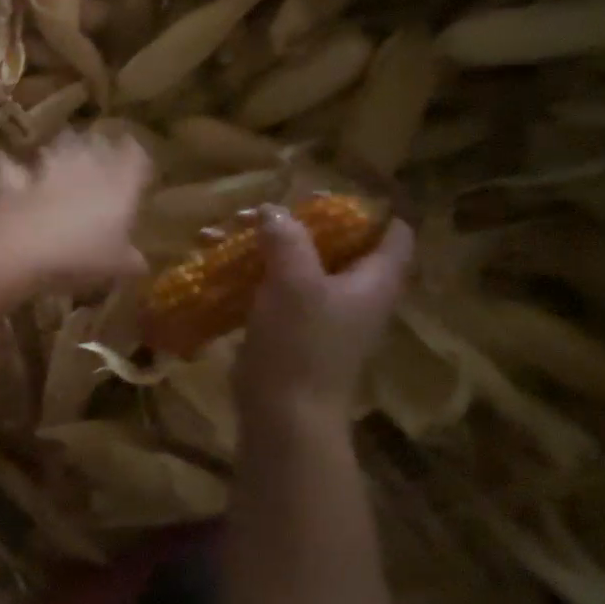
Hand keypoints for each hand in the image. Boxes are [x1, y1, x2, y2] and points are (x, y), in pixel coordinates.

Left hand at [0, 131, 151, 289]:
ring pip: (55, 150)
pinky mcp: (11, 182)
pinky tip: (4, 158)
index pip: (133, 159)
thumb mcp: (116, 266)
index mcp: (117, 187)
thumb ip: (129, 260)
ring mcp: (44, 174)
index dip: (134, 155)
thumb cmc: (80, 256)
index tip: (134, 153)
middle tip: (98, 146)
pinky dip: (8, 163)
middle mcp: (82, 171)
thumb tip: (139, 263)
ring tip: (59, 149)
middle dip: (96, 146)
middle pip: (93, 146)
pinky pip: (9, 166)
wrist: (19, 247)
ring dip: (57, 149)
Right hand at [236, 207, 413, 425]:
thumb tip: (272, 210)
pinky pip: (271, 286)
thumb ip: (287, 239)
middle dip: (293, 224)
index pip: (393, 235)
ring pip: (295, 263)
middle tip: (254, 212)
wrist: (285, 408)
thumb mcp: (294, 282)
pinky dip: (246, 270)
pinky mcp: (290, 327)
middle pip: (334, 244)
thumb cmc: (301, 343)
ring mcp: (321, 311)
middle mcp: (354, 292)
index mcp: (373, 281)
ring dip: (259, 245)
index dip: (367, 211)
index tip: (323, 195)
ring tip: (216, 234)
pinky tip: (212, 263)